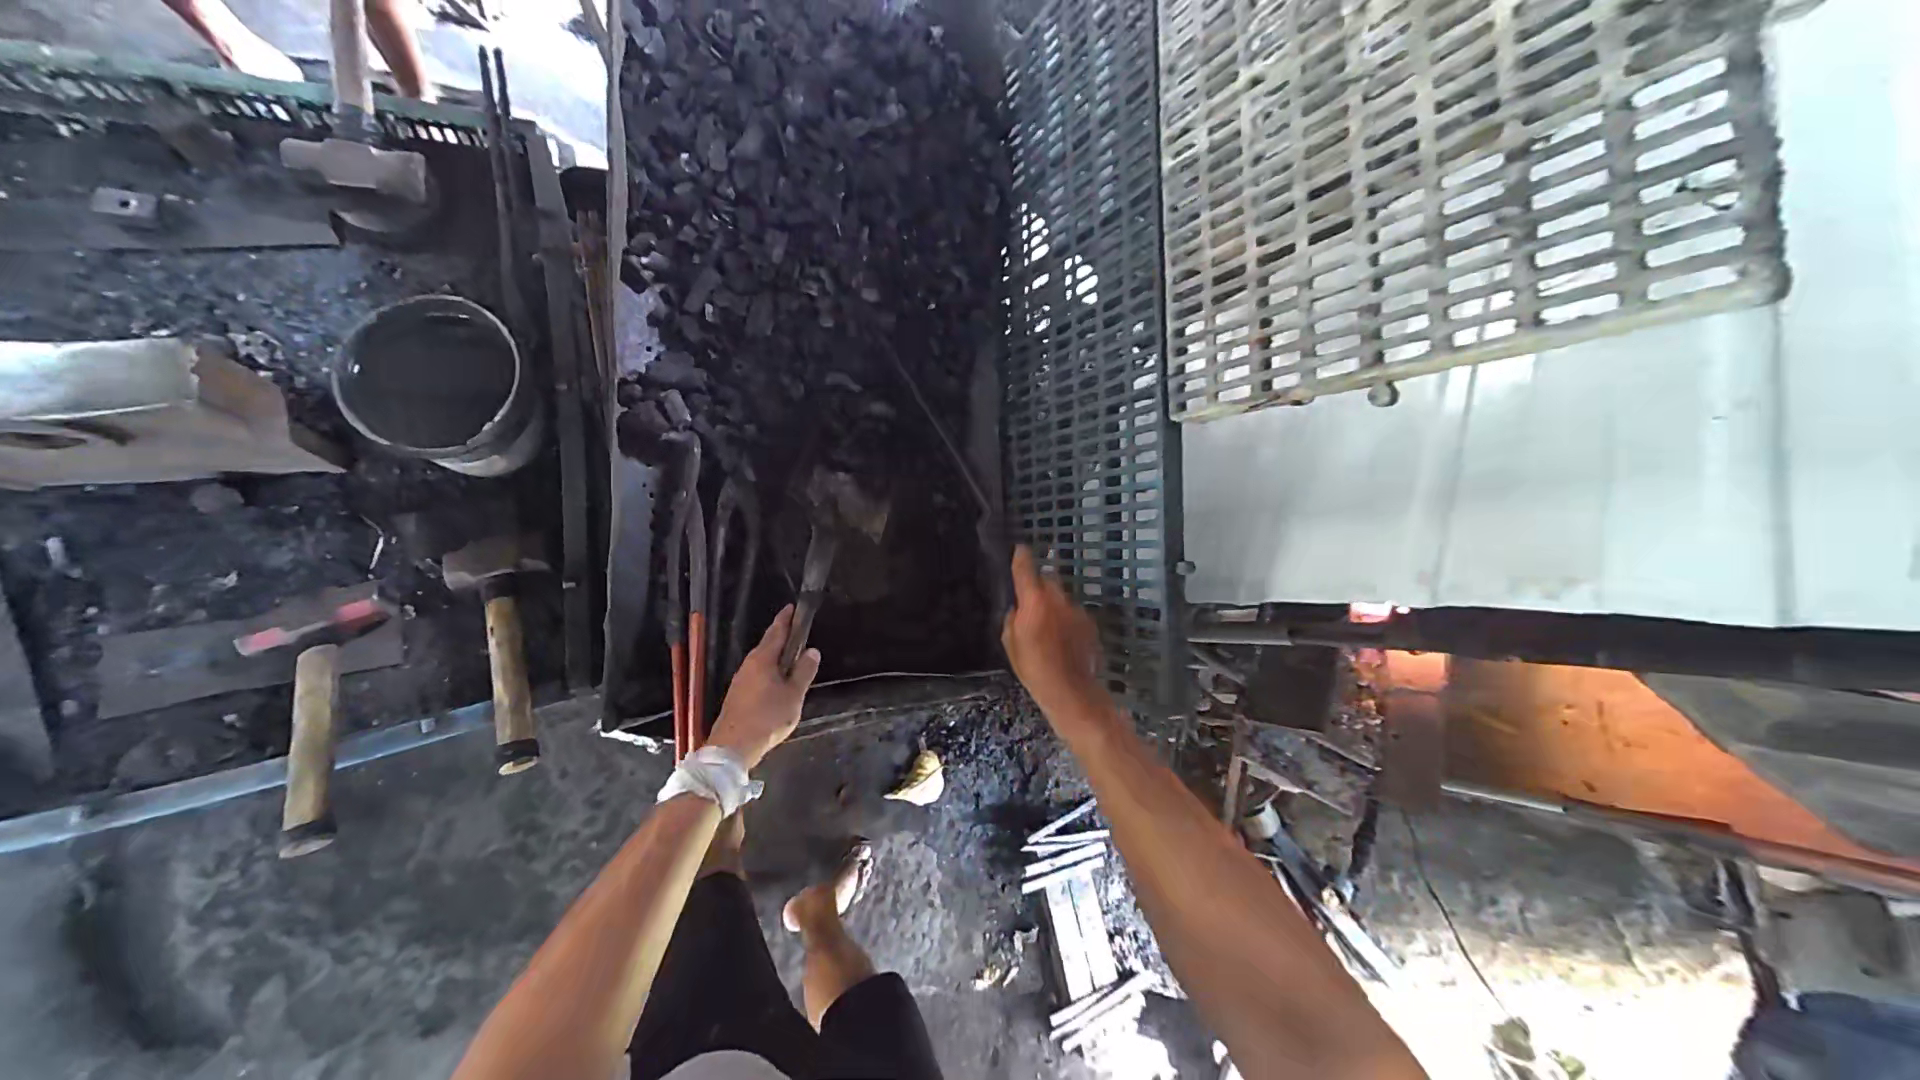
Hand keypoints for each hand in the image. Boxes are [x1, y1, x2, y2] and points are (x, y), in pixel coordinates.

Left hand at [707, 605, 819, 768]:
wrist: (732, 747)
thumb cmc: (767, 717)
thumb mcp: (794, 695)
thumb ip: (804, 671)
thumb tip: (812, 650)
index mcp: (763, 659)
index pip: (776, 631)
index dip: (786, 619)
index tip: (792, 608)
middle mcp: (749, 665)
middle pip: (768, 645)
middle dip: (782, 637)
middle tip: (798, 632)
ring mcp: (740, 680)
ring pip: (762, 661)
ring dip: (776, 656)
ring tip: (792, 658)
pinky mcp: (737, 695)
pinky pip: (757, 674)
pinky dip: (770, 671)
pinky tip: (777, 681)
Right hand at [1001, 545, 1110, 720]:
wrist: (1071, 690)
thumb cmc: (1034, 668)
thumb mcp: (1010, 644)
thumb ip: (1013, 619)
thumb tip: (1018, 609)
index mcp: (1034, 601)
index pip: (1026, 568)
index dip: (1021, 557)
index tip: (1020, 549)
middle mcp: (1058, 599)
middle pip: (1047, 580)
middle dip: (1039, 588)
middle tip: (1031, 606)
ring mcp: (1077, 610)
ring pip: (1061, 599)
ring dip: (1054, 607)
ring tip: (1048, 630)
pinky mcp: (1090, 623)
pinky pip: (1074, 614)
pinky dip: (1067, 621)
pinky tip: (1063, 640)